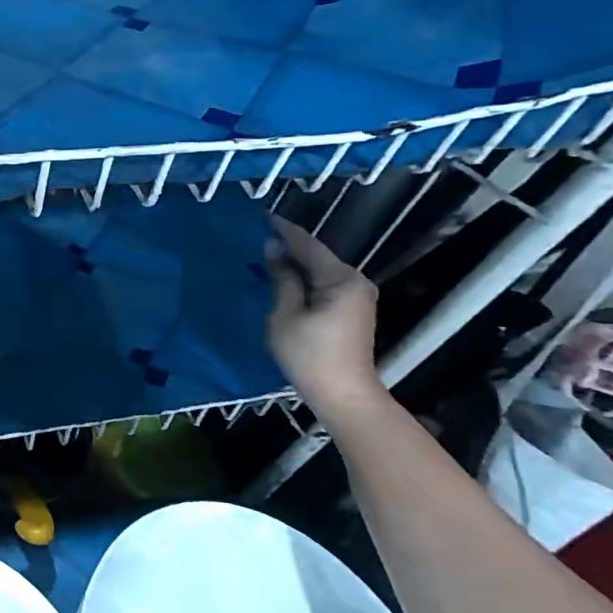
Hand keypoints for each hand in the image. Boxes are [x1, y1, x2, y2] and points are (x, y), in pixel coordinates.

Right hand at [264, 216, 383, 412]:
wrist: (343, 395)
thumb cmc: (310, 355)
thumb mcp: (285, 315)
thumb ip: (282, 279)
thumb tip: (273, 248)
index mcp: (341, 279)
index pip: (308, 245)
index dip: (283, 230)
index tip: (260, 216)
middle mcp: (355, 281)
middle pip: (316, 255)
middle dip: (288, 246)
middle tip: (255, 236)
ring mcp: (357, 296)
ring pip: (320, 270)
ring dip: (295, 263)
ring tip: (264, 254)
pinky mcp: (352, 310)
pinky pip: (324, 284)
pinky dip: (304, 278)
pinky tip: (282, 278)